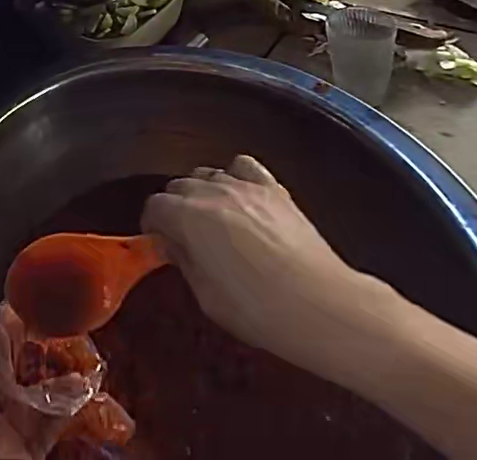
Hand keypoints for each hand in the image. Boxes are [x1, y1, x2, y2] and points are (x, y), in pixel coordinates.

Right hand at [140, 155, 398, 382]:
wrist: (323, 306)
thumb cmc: (260, 311)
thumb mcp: (207, 298)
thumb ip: (184, 261)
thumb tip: (173, 245)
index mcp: (188, 217)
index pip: (154, 206)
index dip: (153, 225)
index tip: (160, 243)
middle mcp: (211, 191)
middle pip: (178, 186)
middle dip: (175, 208)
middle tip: (185, 237)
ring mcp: (244, 185)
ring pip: (207, 173)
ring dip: (201, 192)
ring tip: (213, 219)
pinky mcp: (272, 187)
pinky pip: (242, 166)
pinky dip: (234, 176)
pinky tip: (241, 198)